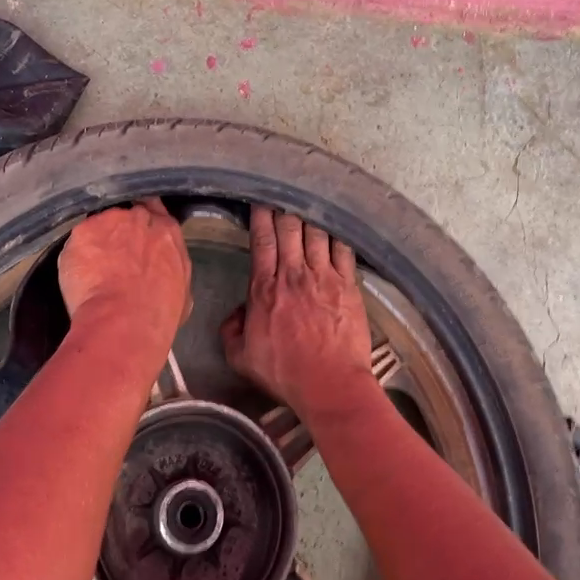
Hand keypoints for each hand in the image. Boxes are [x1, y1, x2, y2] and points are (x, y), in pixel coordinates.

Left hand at [57, 198, 191, 349]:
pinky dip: (78, 255)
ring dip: (98, 242)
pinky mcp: (82, 231)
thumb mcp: (181, 289)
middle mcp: (139, 217)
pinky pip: (78, 240)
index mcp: (167, 231)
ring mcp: (109, 221)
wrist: (124, 320)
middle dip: (120, 231)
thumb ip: (169, 267)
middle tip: (114, 256)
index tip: (136, 234)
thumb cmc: (158, 313)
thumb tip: (162, 269)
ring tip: (94, 270)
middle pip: (126, 215)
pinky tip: (80, 275)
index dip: (144, 222)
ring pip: (100, 226)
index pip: (155, 211)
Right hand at [221, 207, 375, 419]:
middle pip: (290, 228)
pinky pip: (344, 249)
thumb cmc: (286, 373)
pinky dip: (340, 234)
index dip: (261, 216)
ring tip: (311, 201)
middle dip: (286, 208)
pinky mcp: (348, 286)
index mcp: (265, 289)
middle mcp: (294, 276)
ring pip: (317, 233)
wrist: (330, 384)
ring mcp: (324, 278)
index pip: (262, 241)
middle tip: (285, 195)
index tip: (261, 201)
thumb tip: (236, 313)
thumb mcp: (242, 356)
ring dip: (312, 216)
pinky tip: (339, 223)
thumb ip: (231, 330)